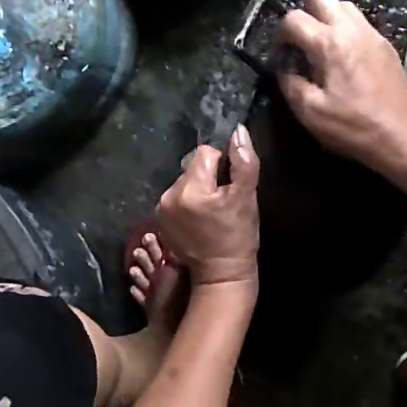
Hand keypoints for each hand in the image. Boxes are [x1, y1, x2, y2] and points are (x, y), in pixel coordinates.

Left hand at [155, 126, 260, 288]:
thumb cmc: (237, 236)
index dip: (222, 165)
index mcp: (190, 188)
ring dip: (198, 190)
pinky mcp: (160, 219)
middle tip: (221, 203)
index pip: (205, 153)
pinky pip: (176, 197)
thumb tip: (238, 131)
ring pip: (185, 181)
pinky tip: (199, 220)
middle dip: (208, 178)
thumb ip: (244, 161)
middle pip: (192, 167)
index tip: (229, 188)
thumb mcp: (246, 198)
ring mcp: (161, 208)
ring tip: (210, 213)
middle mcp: (169, 194)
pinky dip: (188, 202)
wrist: (220, 275)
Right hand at [278, 0, 406, 168]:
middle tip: (301, 42)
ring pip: (343, 5)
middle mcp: (352, 30)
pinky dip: (345, 30)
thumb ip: (290, 83)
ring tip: (321, 47)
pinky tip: (342, 58)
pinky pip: (360, 23)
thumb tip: (284, 68)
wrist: (404, 137)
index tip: (280, 53)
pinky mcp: (385, 46)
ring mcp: (372, 35)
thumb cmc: (354, 126)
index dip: (280, 33)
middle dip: (305, 13)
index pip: (294, 18)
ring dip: (327, 18)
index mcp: (330, 44)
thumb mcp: (310, 112)